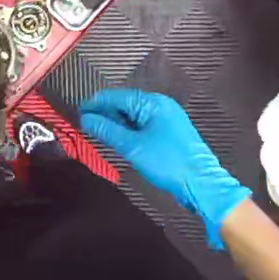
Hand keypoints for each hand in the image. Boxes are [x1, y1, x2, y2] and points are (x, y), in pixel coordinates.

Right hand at [79, 89, 249, 248]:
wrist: (202, 183)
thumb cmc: (167, 162)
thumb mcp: (133, 147)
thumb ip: (108, 131)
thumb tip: (85, 118)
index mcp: (153, 102)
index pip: (117, 96)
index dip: (95, 103)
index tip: (77, 112)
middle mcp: (160, 105)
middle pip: (125, 104)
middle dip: (105, 113)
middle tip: (83, 124)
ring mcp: (166, 119)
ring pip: (134, 116)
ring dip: (116, 123)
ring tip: (96, 133)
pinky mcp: (169, 133)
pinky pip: (143, 126)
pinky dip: (128, 131)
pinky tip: (118, 140)